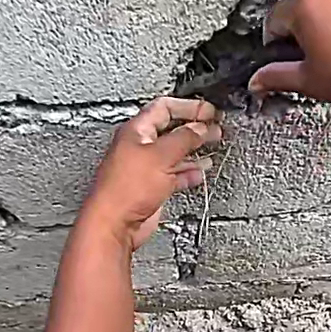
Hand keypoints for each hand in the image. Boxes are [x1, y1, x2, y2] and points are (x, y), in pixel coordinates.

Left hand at [79, 97, 220, 249]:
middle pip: (172, 130)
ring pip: (175, 153)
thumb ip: (184, 139)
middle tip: (214, 127)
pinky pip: (174, 175)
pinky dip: (188, 173)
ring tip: (212, 145)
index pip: (165, 108)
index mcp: (137, 131)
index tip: (209, 111)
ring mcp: (146, 168)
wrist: (116, 224)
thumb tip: (200, 128)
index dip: (188, 107)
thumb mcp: (161, 156)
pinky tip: (199, 173)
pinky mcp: (152, 187)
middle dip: (195, 127)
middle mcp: (140, 147)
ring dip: (194, 149)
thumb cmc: (125, 190)